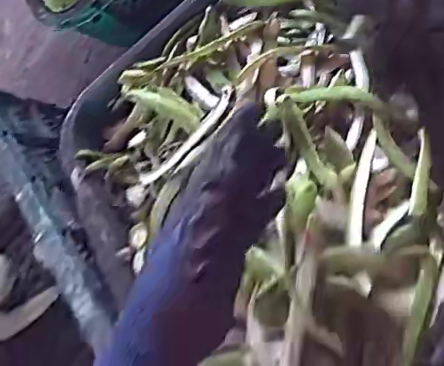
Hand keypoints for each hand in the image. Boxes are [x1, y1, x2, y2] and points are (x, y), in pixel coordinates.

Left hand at [100, 102, 284, 365]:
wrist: (159, 345)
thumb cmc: (178, 289)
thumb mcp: (201, 234)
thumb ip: (221, 192)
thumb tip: (238, 149)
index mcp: (198, 200)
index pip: (221, 152)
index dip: (238, 127)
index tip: (257, 102)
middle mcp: (207, 209)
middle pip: (234, 168)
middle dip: (257, 145)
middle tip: (282, 124)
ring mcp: (214, 233)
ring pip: (243, 191)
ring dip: (263, 172)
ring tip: (285, 156)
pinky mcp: (225, 256)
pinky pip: (248, 220)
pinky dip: (265, 205)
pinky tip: (279, 197)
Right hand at [335, 0, 443, 174]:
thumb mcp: (424, 2)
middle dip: (364, 10)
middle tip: (353, 23)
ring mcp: (421, 30)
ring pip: (379, 31)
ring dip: (379, 49)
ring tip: (391, 65)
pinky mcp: (420, 63)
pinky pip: (390, 61)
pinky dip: (389, 72)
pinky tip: (400, 87)